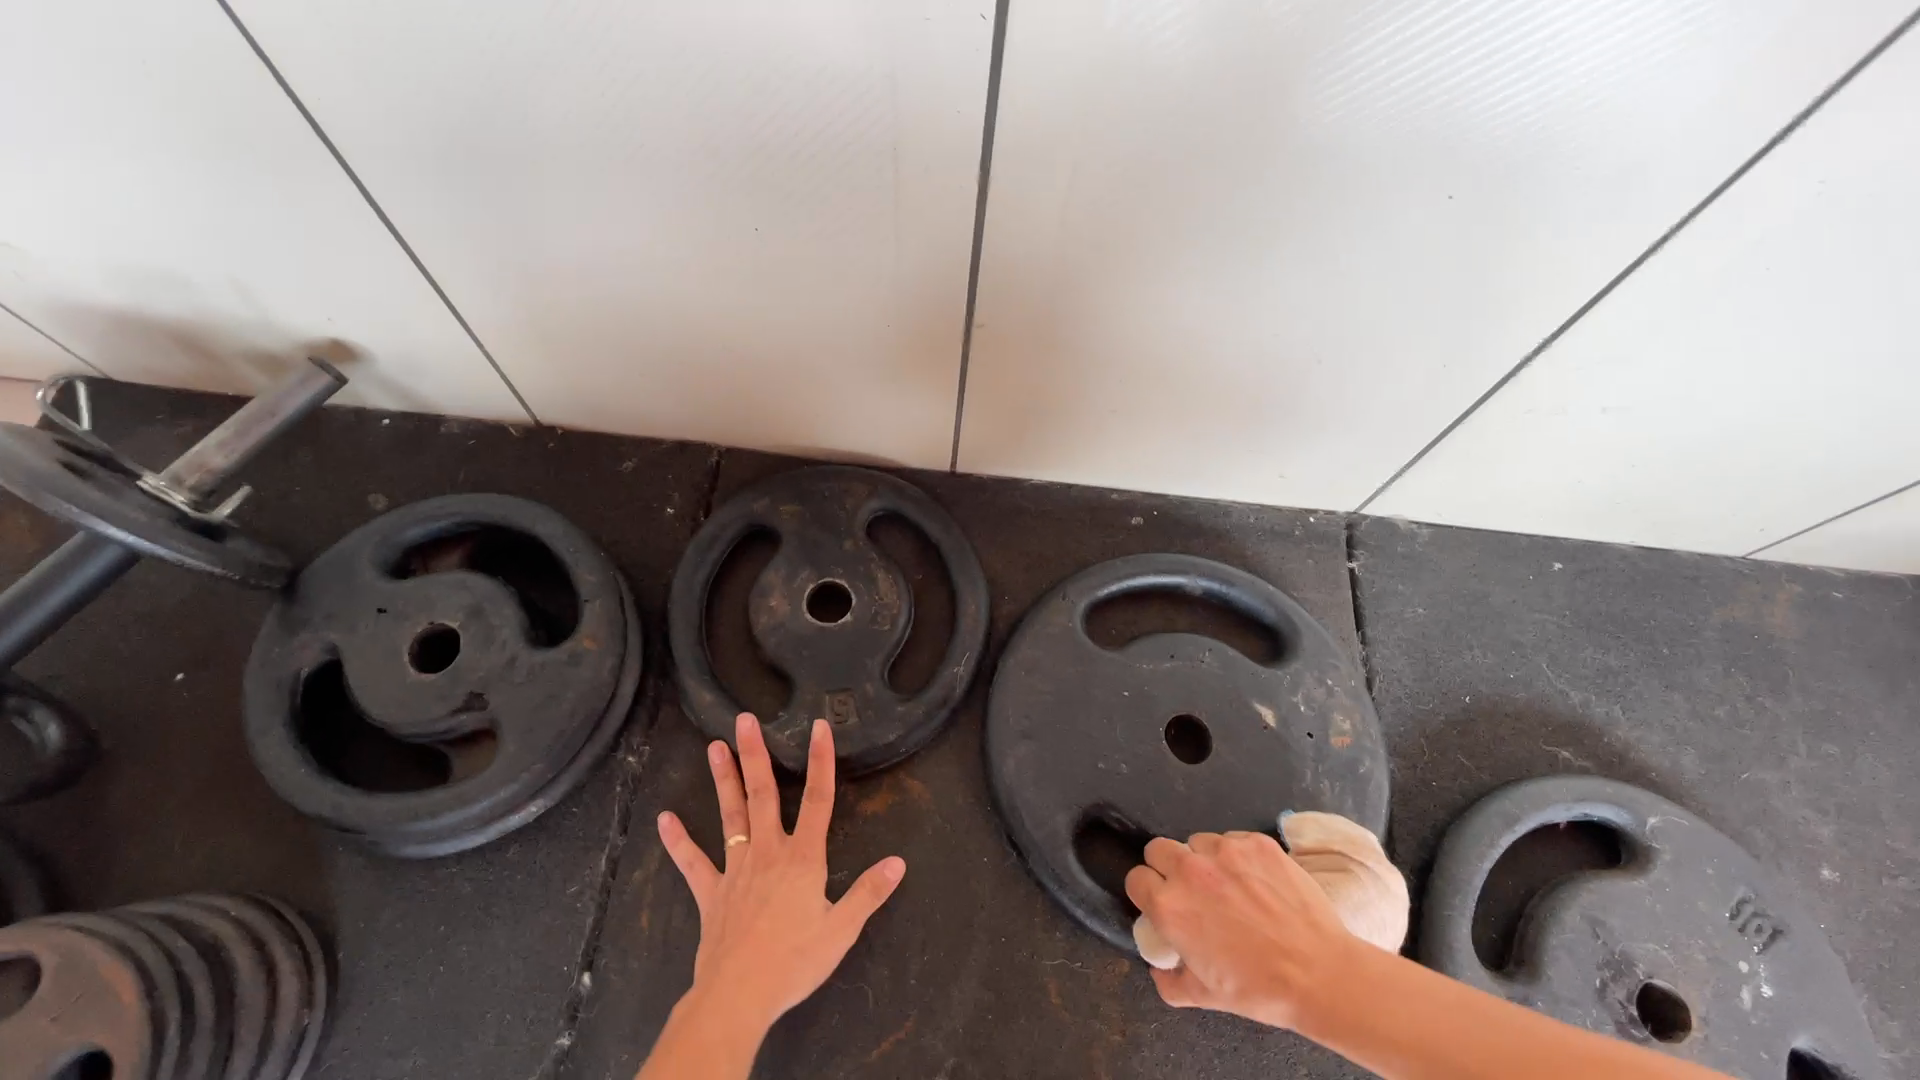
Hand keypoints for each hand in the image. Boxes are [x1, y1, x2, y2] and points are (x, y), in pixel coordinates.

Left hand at [656, 712, 906, 1031]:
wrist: (739, 995)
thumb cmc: (794, 961)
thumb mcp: (842, 930)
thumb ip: (869, 893)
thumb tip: (898, 862)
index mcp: (804, 858)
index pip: (819, 800)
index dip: (821, 761)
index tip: (819, 727)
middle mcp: (768, 853)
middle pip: (764, 795)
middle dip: (756, 755)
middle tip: (745, 720)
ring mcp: (736, 870)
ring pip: (730, 816)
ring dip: (724, 780)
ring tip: (715, 747)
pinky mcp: (711, 893)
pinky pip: (692, 863)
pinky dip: (678, 841)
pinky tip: (664, 819)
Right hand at [1124, 830, 1358, 1029]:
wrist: (1320, 974)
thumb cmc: (1259, 989)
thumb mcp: (1203, 997)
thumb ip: (1168, 980)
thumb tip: (1160, 968)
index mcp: (1169, 906)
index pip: (1135, 878)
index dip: (1147, 892)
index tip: (1161, 903)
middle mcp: (1189, 870)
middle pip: (1158, 849)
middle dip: (1167, 867)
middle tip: (1191, 890)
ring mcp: (1225, 851)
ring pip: (1197, 842)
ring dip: (1204, 860)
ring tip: (1229, 886)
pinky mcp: (1257, 843)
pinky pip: (1233, 840)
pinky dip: (1238, 856)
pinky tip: (1256, 881)